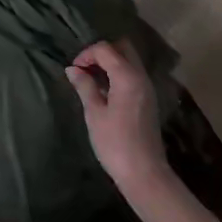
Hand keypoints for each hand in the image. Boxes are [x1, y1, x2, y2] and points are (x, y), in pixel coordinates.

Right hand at [66, 41, 172, 198]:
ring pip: (129, 60)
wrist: (144, 173)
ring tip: (91, 79)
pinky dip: (118, 73)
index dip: (87, 54)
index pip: (106, 49)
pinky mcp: (148, 98)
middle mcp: (140, 75)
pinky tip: (105, 90)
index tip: (74, 70)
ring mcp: (147, 86)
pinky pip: (133, 74)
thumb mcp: (94, 114)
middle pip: (123, 48)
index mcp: (127, 76)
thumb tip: (72, 69)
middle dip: (102, 52)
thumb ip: (85, 87)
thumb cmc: (115, 143)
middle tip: (84, 69)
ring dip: (111, 62)